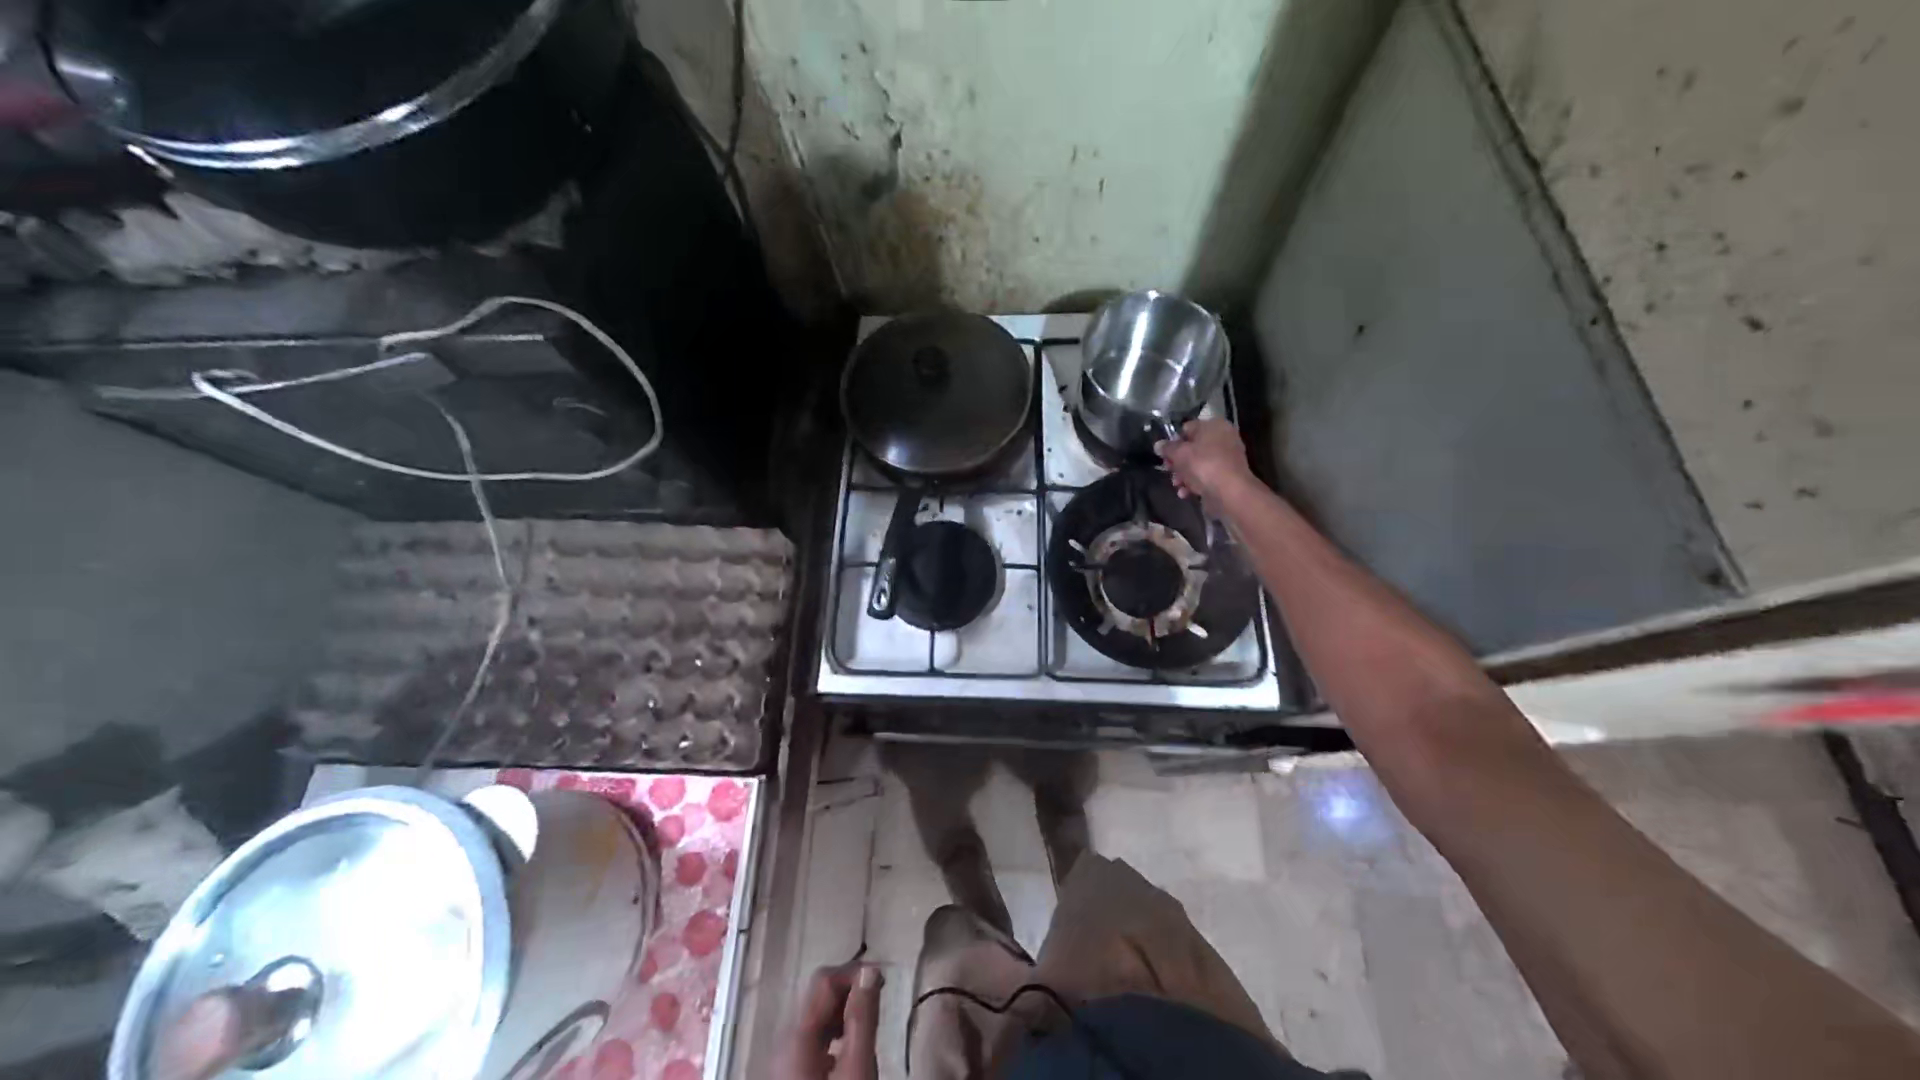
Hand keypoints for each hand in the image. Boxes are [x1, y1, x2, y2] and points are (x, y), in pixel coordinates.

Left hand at [771, 965, 882, 1079]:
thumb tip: (869, 970)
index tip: (883, 978)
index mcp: (796, 1033)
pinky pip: (813, 1035)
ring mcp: (784, 1055)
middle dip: (850, 992)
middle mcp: (783, 1038)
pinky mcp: (790, 1069)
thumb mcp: (856, 1068)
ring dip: (844, 1012)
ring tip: (868, 1027)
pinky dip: (835, 1031)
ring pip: (817, 1014)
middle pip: (819, 994)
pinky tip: (848, 1048)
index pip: (824, 978)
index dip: (854, 971)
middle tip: (878, 1003)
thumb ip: (862, 1018)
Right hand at [1156, 418, 1253, 502]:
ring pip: (1197, 464)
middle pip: (1191, 448)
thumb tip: (1158, 445)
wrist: (1229, 492)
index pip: (1187, 428)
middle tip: (1168, 470)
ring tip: (1177, 485)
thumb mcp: (1179, 453)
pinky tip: (1186, 493)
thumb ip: (1167, 448)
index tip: (1164, 454)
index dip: (1173, 441)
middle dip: (1177, 461)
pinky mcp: (1226, 476)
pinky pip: (1205, 476)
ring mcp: (1226, 458)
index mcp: (1214, 426)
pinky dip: (1194, 484)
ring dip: (1183, 475)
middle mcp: (1222, 438)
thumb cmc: (1204, 465)